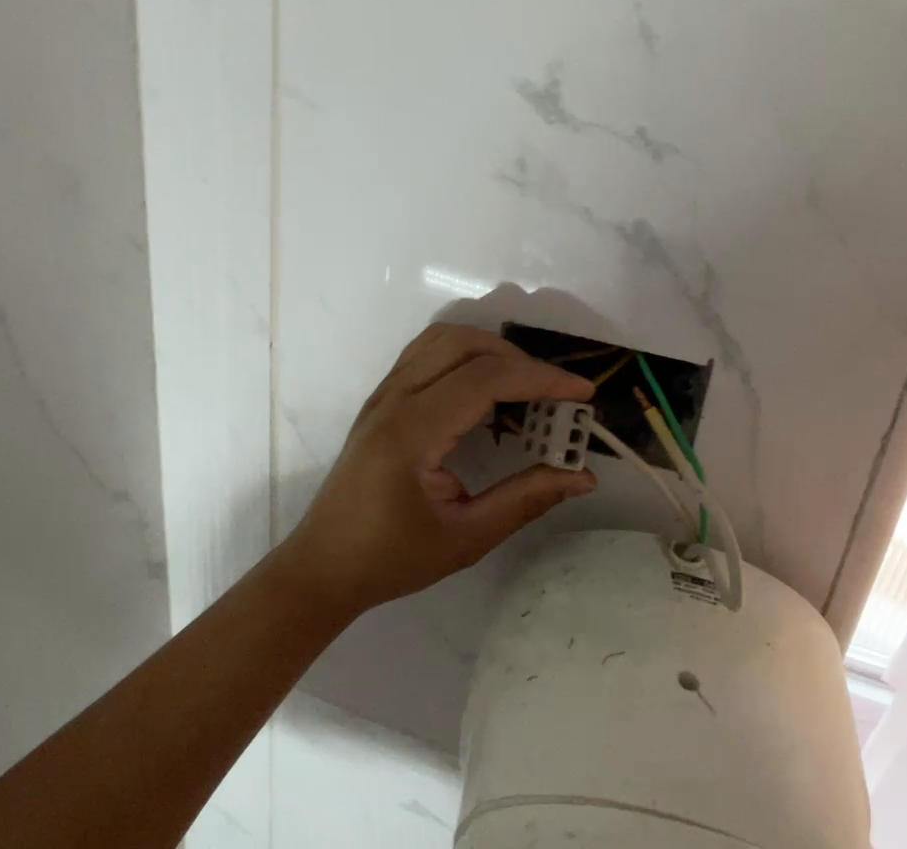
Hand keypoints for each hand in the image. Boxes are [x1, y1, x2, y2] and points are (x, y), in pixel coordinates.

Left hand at [277, 324, 597, 618]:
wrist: (323, 566)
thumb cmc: (391, 558)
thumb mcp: (466, 538)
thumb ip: (525, 500)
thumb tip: (582, 476)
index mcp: (411, 432)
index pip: (485, 379)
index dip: (540, 379)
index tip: (584, 394)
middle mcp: (394, 400)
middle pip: (464, 344)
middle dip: (519, 360)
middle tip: (555, 397)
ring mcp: (382, 395)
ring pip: (441, 340)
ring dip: (490, 351)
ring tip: (524, 389)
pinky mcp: (381, 401)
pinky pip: (425, 354)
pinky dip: (464, 357)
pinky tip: (486, 392)